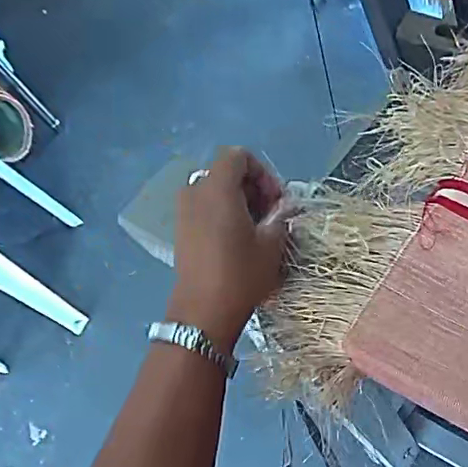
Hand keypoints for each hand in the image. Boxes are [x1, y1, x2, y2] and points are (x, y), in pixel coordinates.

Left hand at [168, 146, 288, 345]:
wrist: (204, 310)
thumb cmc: (241, 274)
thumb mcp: (272, 245)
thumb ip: (281, 217)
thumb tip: (286, 207)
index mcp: (217, 188)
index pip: (239, 156)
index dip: (264, 173)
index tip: (277, 201)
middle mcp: (195, 191)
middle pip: (226, 173)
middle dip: (253, 188)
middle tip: (272, 216)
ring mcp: (184, 211)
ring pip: (216, 192)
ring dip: (239, 203)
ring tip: (257, 231)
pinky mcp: (181, 230)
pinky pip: (205, 209)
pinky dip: (224, 215)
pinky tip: (239, 242)